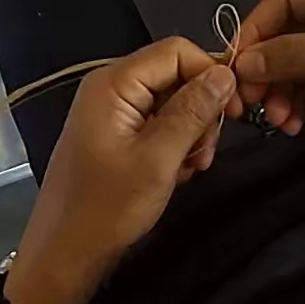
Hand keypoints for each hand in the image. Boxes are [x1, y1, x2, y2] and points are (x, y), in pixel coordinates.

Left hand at [5, 38, 239, 303]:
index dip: (212, 75)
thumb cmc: (109, 207)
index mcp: (115, 84)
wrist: (68, 251)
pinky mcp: (120, 135)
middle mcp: (113, 88)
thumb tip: (226, 74)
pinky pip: (161, 125)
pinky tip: (179, 173)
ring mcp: (116, 113)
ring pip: (174, 104)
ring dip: (193, 133)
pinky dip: (178, 146)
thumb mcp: (159, 159)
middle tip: (207, 153)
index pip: (177, 52)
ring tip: (192, 168)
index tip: (236, 112)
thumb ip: (193, 112)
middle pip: (177, 76)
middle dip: (202, 111)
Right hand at [231, 0, 304, 148]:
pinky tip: (291, 123)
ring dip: (279, 93)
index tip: (237, 59)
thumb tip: (245, 62)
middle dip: (266, 68)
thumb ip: (296, 54)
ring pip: (293, 70)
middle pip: (285, 38)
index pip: (287, 0)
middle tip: (249, 96)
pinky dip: (295, 108)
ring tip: (276, 117)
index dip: (258, 28)